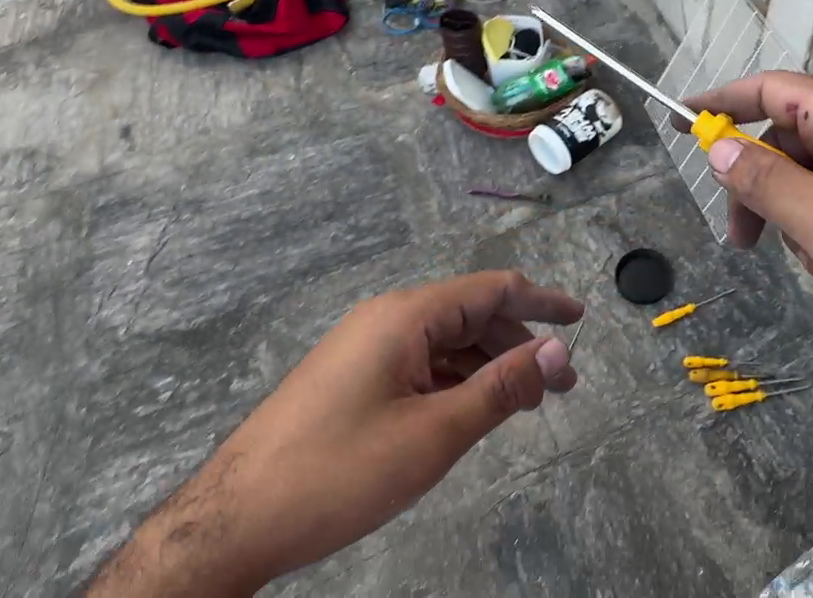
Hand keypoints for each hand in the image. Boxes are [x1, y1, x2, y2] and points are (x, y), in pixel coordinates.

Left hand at [86, 271, 581, 595]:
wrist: (230, 524)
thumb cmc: (338, 473)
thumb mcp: (434, 434)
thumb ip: (503, 386)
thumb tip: (560, 350)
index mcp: (407, 316)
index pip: (493, 290)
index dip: (543, 301)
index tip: (581, 318)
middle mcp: (387, 319)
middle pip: (472, 314)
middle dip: (522, 343)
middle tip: (561, 385)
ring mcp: (365, 347)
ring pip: (447, 341)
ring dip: (490, 365)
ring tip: (525, 402)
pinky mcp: (351, 376)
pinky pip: (420, 363)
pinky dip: (456, 380)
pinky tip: (471, 409)